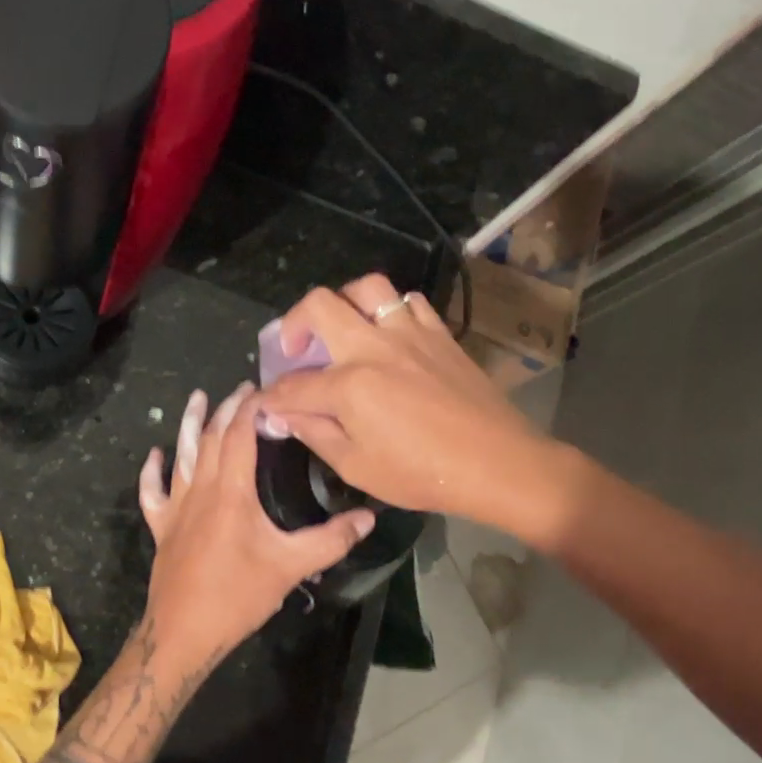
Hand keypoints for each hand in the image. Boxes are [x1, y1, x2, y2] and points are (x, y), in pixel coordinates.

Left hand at [137, 383, 375, 663]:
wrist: (184, 631)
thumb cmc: (238, 596)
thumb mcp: (291, 566)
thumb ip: (331, 540)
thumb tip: (370, 517)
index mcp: (231, 491)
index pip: (240, 434)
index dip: (252, 407)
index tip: (268, 388)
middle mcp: (200, 489)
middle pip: (212, 437)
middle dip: (227, 408)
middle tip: (243, 388)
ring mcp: (175, 507)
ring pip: (182, 455)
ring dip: (191, 424)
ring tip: (197, 398)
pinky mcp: (160, 527)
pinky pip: (152, 491)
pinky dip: (153, 470)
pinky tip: (156, 455)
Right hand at [258, 274, 571, 542]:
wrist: (496, 463)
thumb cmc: (422, 475)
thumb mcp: (357, 468)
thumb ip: (315, 434)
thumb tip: (283, 415)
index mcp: (350, 385)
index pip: (293, 384)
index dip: (272, 396)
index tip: (265, 405)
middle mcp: (375, 347)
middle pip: (320, 305)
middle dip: (294, 323)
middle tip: (296, 351)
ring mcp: (410, 334)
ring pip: (368, 288)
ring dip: (344, 302)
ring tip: (342, 330)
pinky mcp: (439, 335)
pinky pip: (408, 303)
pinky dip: (389, 312)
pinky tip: (387, 336)